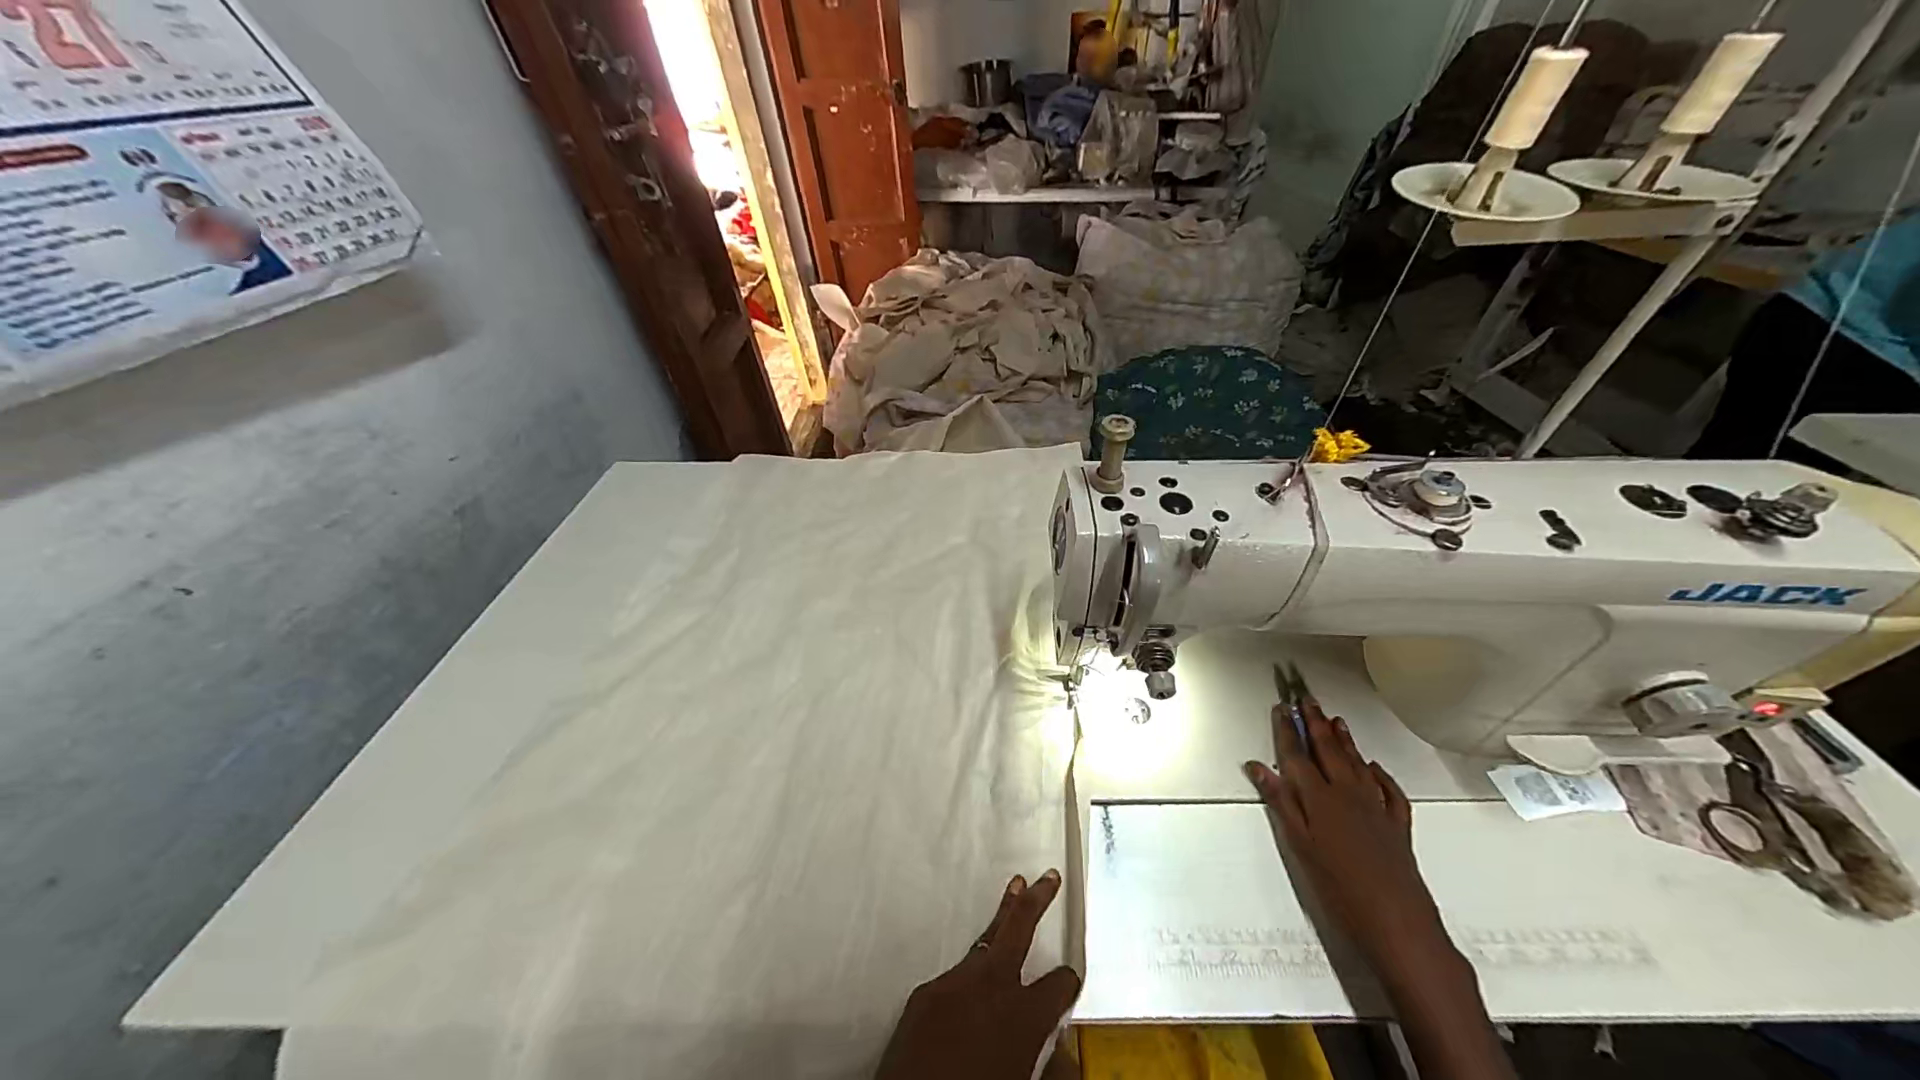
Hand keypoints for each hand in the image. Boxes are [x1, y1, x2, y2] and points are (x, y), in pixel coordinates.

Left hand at [873, 870, 1080, 1079]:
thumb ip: (1044, 1063)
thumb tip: (1058, 1058)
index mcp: (1024, 1016)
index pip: (1059, 985)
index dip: (1067, 982)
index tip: (1068, 978)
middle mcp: (991, 989)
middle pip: (1019, 929)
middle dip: (1037, 900)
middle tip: (1048, 878)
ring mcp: (955, 984)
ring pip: (983, 943)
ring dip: (1000, 920)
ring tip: (1013, 892)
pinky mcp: (926, 993)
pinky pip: (955, 977)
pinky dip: (968, 975)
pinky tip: (970, 982)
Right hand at [1246, 702, 1515, 1079]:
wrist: (1397, 922)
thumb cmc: (1337, 886)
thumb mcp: (1299, 845)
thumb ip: (1280, 802)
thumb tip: (1257, 765)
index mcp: (1318, 798)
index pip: (1297, 755)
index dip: (1287, 730)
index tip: (1281, 706)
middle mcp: (1347, 793)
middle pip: (1328, 750)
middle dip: (1315, 722)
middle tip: (1307, 697)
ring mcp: (1376, 807)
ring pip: (1357, 764)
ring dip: (1345, 740)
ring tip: (1336, 718)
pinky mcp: (1398, 824)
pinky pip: (1388, 790)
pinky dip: (1379, 774)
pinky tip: (1374, 767)